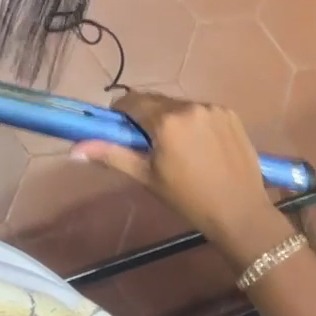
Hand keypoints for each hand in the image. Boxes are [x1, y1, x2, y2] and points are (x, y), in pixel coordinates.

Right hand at [73, 90, 279, 243]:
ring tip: (176, 147)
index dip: (121, 113)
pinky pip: (200, 110)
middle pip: (155, 101)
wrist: (241, 214)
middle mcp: (188, 106)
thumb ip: (110, 155)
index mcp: (165, 120)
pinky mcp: (230, 114)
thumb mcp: (146, 177)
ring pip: (178, 105)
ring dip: (170, 118)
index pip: (130, 101)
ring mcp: (212, 108)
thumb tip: (73, 149)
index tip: (121, 130)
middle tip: (147, 144)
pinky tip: (199, 146)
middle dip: (146, 116)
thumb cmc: (188, 198)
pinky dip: (193, 121)